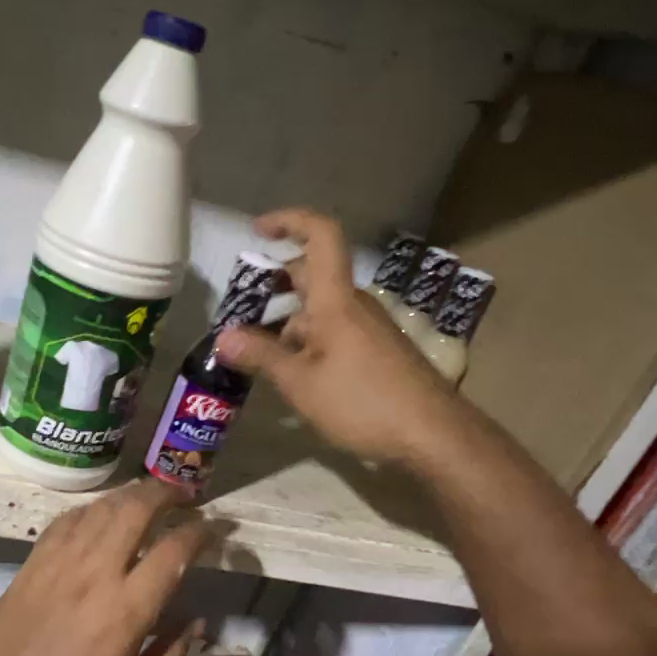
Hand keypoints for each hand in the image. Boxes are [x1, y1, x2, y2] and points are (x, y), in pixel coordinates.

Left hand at [0, 480, 207, 655]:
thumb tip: (196, 623)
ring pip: (101, 507)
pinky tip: (102, 515)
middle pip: (136, 509)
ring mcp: (59, 562)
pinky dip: (93, 509)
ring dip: (132, 495)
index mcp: (126, 611)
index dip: (200, 534)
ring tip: (150, 498)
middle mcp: (95, 573)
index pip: (174, 552)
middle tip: (185, 495)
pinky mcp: (32, 562)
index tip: (214, 531)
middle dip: (167, 493)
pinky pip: (68, 520)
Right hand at [217, 207, 455, 463]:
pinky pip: (336, 332)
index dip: (290, 221)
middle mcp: (355, 305)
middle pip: (314, 276)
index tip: (259, 231)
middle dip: (277, 286)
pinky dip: (309, 342)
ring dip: (290, 324)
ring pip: (322, 310)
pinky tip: (296, 378)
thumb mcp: (301, 383)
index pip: (321, 236)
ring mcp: (370, 328)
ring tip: (260, 358)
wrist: (433, 434)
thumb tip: (223, 337)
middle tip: (243, 312)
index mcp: (336, 301)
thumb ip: (261, 356)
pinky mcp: (379, 352)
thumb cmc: (362, 402)